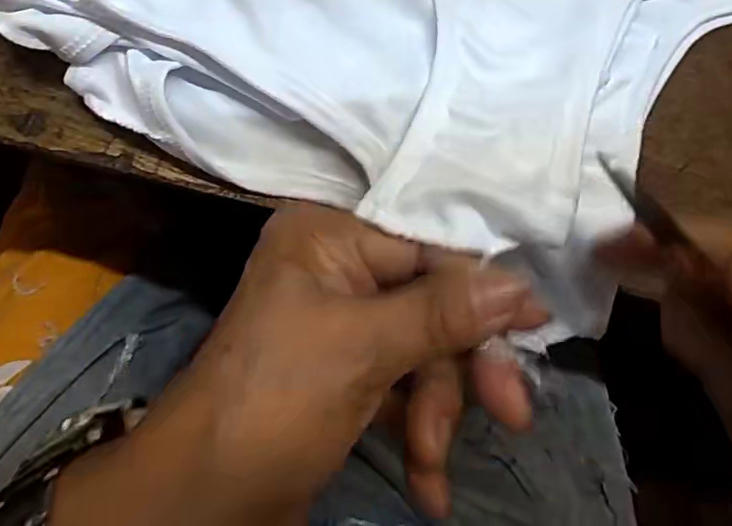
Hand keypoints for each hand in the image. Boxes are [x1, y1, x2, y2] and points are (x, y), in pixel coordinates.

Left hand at [51, 204, 547, 524]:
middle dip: (460, 362)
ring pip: (422, 345)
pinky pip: (402, 379)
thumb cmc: (272, 403)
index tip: (536, 321)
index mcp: (328, 233)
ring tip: (431, 460)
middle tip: (511, 410)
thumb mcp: (362, 352)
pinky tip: (427, 482)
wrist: (195, 508)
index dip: (481, 282)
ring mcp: (343, 318)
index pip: (425, 242)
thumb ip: (443, 313)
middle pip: (430, 298)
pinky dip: (417, 426)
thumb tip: (519, 284)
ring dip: (436, 408)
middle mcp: (337, 264)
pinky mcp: (347, 368)